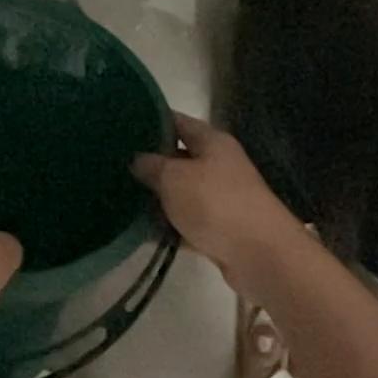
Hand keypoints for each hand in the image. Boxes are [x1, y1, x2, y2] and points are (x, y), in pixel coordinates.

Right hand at [132, 113, 307, 297]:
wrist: (261, 256)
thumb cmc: (216, 203)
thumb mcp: (174, 178)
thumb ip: (152, 166)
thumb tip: (138, 159)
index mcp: (212, 142)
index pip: (178, 121)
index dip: (152, 121)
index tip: (123, 126)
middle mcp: (219, 165)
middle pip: (179, 158)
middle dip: (150, 164)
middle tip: (115, 166)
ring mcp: (222, 199)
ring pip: (182, 194)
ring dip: (158, 199)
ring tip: (121, 200)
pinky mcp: (221, 231)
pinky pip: (187, 224)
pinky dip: (169, 228)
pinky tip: (141, 233)